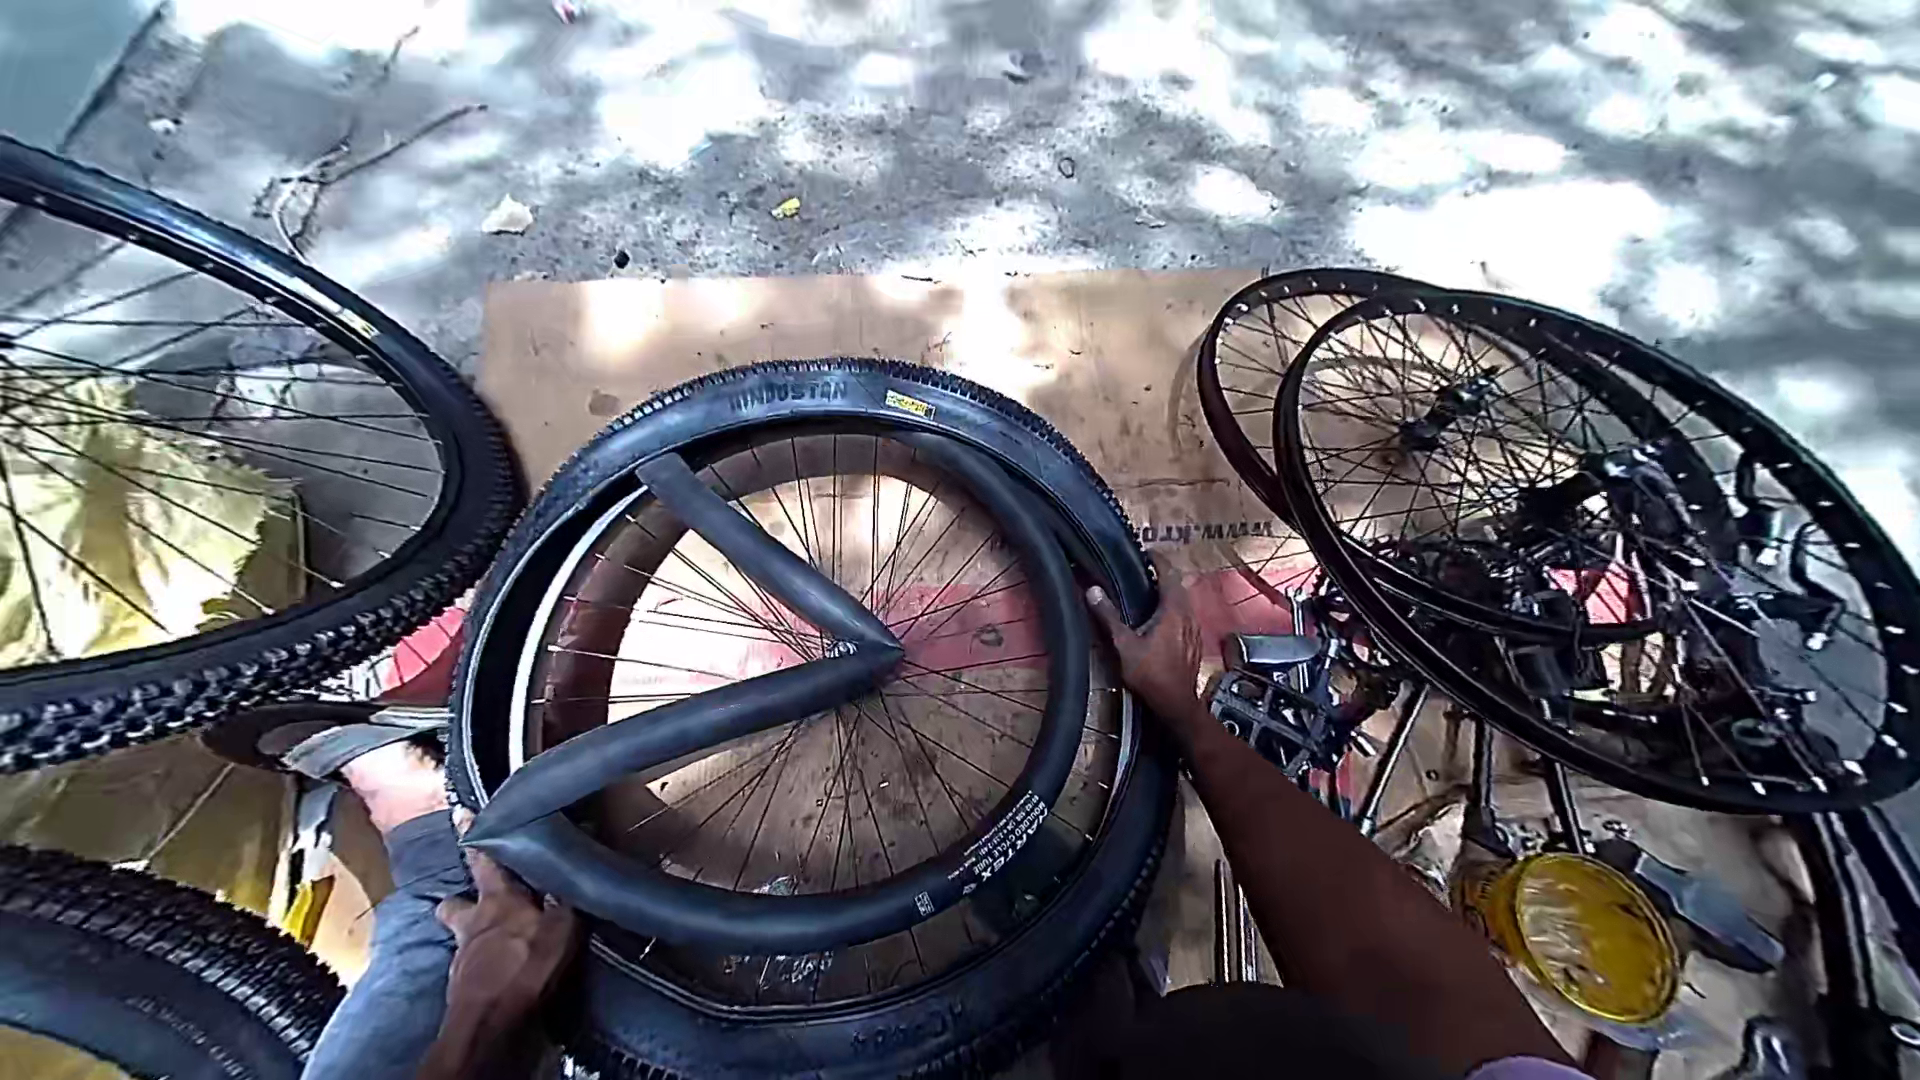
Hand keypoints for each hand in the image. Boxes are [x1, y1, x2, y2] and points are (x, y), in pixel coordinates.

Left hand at [434, 849, 578, 1030]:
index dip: (475, 835)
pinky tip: (502, 956)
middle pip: (459, 901)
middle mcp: (474, 921)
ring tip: (490, 927)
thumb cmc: (528, 965)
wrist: (491, 1023)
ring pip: (463, 930)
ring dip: (472, 926)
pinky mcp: (464, 979)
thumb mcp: (563, 921)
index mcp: (497, 899)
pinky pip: (472, 955)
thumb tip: (581, 847)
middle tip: (471, 891)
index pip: (485, 859)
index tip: (462, 813)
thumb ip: (569, 886)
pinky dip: (484, 951)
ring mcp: (464, 952)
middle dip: (462, 894)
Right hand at [1085, 551, 1204, 724]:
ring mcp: (1194, 629)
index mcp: (1173, 610)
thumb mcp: (1123, 644)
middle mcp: (1188, 615)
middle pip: (1178, 585)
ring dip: (1169, 591)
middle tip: (1144, 569)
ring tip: (1150, 590)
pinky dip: (1174, 607)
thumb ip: (1108, 616)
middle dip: (1163, 574)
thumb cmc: (1150, 673)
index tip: (1147, 552)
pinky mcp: (1194, 641)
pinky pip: (1186, 614)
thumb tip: (1092, 590)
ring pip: (1184, 600)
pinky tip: (1161, 616)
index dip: (1159, 560)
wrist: (1175, 703)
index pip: (1169, 575)